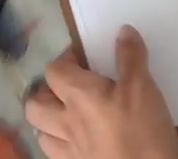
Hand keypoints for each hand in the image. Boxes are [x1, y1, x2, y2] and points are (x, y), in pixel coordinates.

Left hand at [25, 26, 177, 158]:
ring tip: (68, 112)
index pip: (53, 71)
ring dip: (48, 120)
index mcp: (79, 96)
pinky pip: (57, 155)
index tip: (83, 57)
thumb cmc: (142, 130)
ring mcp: (70, 151)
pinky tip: (78, 140)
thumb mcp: (142, 86)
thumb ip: (131, 57)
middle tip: (69, 84)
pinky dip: (60, 144)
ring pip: (41, 133)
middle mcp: (67, 123)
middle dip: (45, 91)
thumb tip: (122, 31)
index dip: (65, 59)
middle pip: (35, 104)